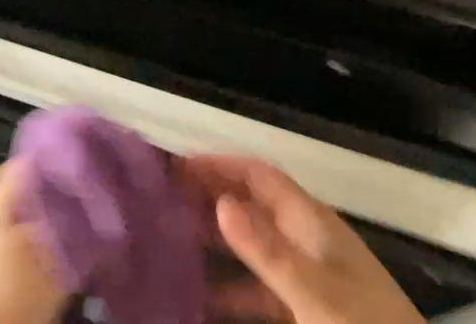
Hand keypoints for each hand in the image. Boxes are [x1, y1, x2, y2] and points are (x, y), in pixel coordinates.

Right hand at [182, 156, 423, 323]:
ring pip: (252, 250)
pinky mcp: (306, 313)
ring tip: (169, 246)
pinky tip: (200, 300)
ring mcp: (307, 278)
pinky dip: (229, 290)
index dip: (219, 165)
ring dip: (215, 245)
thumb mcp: (315, 295)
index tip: (174, 167)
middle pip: (252, 207)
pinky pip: (257, 291)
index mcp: (313, 224)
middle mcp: (307, 242)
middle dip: (209, 200)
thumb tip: (220, 201)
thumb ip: (269, 251)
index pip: (259, 176)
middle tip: (160, 203)